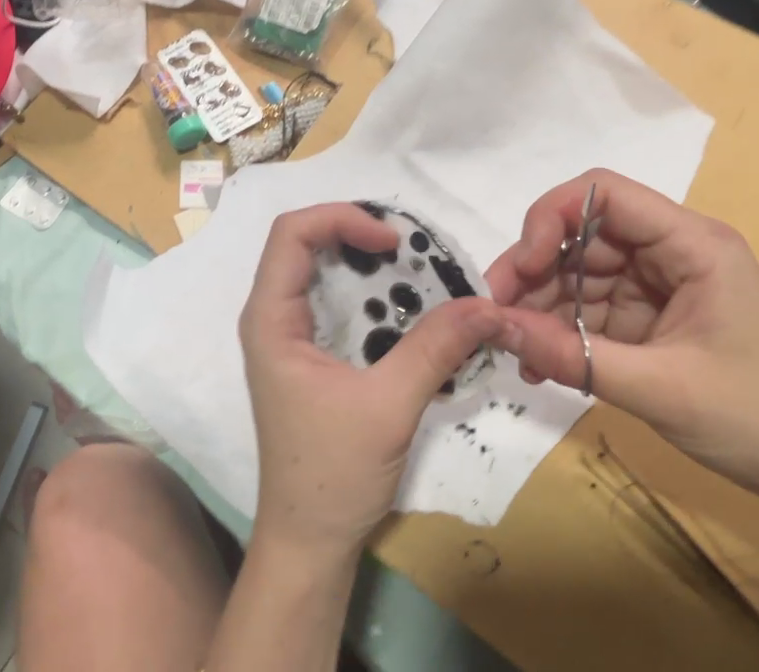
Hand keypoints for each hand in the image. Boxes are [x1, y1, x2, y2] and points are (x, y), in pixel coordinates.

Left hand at [240, 204, 504, 558]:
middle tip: (414, 251)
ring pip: (320, 276)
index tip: (394, 241)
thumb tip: (487, 304)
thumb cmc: (334, 473)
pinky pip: (333, 308)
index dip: (342, 218)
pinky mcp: (305, 359)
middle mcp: (270, 318)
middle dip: (357, 237)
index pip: (291, 233)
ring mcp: (286, 339)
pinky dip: (368, 299)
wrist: (308, 539)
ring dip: (367, 268)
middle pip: (304, 246)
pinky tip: (408, 313)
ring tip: (419, 275)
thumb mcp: (390, 406)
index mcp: (270, 319)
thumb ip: (434, 349)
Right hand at [484, 170, 758, 512]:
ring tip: (515, 353)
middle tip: (496, 318)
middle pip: (579, 235)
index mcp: (692, 245)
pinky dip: (557, 331)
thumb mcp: (660, 389)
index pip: (602, 194)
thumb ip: (570, 354)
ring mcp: (658, 286)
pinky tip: (538, 365)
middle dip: (532, 270)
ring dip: (539, 307)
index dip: (549, 219)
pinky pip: (586, 309)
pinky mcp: (649, 319)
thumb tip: (491, 325)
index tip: (519, 271)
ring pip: (575, 273)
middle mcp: (671, 253)